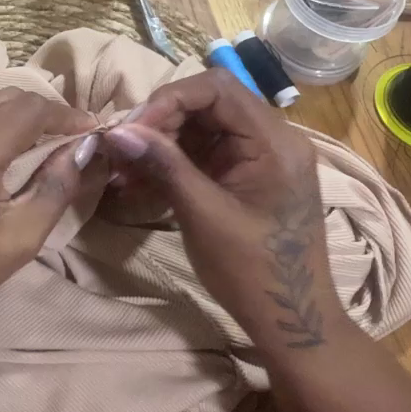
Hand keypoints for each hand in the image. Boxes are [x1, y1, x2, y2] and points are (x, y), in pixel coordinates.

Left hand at [0, 80, 106, 334]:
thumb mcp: (21, 239)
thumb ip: (57, 187)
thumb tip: (81, 146)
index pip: (28, 111)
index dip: (63, 115)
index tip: (86, 128)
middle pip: (3, 96)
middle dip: (39, 112)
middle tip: (59, 136)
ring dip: (5, 109)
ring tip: (20, 137)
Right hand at [100, 72, 343, 351]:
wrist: (293, 322)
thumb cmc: (253, 271)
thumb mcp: (203, 214)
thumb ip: (163, 165)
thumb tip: (117, 130)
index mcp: (274, 142)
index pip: (216, 89)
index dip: (168, 100)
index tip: (132, 130)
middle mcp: (273, 139)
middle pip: (208, 103)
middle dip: (161, 121)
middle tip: (122, 150)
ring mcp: (262, 157)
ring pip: (203, 126)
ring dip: (162, 142)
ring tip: (124, 169)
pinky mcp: (248, 175)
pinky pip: (207, 152)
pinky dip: (174, 161)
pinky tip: (140, 181)